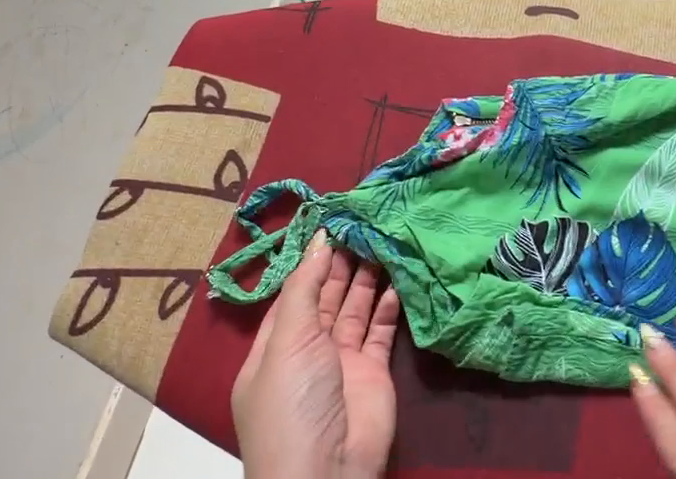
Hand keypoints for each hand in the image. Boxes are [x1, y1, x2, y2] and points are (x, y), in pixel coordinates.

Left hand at [232, 230, 402, 478]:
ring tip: (387, 238)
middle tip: (369, 221)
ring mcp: (341, 359)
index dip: (313, 259)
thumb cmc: (293, 402)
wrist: (328, 470)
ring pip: (356, 307)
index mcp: (274, 347)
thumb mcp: (288, 341)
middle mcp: (307, 349)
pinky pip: (382, 327)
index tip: (337, 221)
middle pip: (327, 296)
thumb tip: (319, 237)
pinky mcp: (374, 367)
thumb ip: (305, 288)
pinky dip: (392, 302)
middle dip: (344, 262)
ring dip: (370, 276)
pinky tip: (401, 275)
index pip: (294, 292)